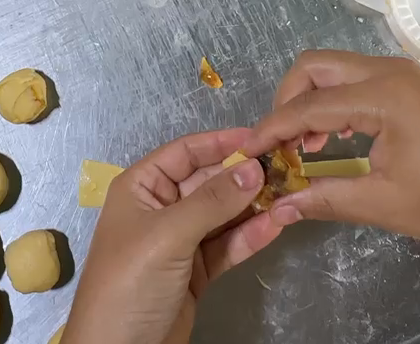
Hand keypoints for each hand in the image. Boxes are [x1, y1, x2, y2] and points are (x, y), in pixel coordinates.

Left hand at [64, 128, 292, 343]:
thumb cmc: (130, 282)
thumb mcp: (168, 235)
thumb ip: (212, 202)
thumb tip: (253, 168)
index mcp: (141, 187)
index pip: (185, 153)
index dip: (220, 143)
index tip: (258, 137)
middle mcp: (161, 208)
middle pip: (207, 182)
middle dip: (242, 175)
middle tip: (283, 167)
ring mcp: (180, 242)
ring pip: (222, 215)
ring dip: (252, 206)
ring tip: (289, 193)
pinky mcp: (196, 273)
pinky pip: (226, 246)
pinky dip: (250, 236)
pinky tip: (276, 225)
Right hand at [242, 50, 419, 257]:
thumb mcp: (388, 205)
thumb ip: (327, 197)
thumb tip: (280, 203)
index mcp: (384, 95)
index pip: (310, 105)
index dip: (274, 127)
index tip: (248, 149)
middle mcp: (389, 70)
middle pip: (315, 66)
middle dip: (288, 99)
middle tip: (279, 142)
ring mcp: (403, 74)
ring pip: (335, 69)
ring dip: (311, 100)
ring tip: (304, 147)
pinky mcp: (411, 85)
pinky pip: (357, 80)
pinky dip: (335, 101)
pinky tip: (334, 138)